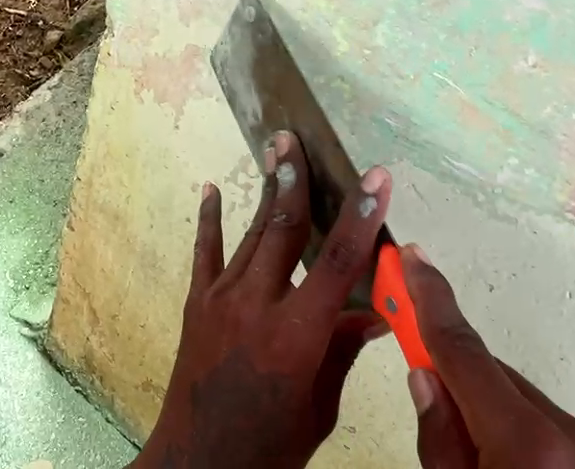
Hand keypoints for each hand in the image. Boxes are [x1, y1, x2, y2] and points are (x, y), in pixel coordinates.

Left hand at [131, 131, 391, 468]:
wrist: (199, 460)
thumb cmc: (271, 444)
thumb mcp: (320, 405)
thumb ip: (343, 350)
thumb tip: (374, 312)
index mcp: (297, 334)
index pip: (337, 263)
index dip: (360, 217)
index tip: (377, 178)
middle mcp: (257, 304)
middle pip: (283, 228)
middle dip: (296, 180)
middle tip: (299, 138)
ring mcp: (221, 297)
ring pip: (249, 232)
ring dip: (266, 189)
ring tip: (275, 149)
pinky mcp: (197, 301)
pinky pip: (205, 251)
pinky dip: (209, 218)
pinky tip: (211, 188)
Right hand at [403, 246, 574, 467]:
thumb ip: (438, 437)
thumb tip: (427, 376)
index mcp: (527, 443)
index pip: (462, 348)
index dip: (428, 297)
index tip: (410, 258)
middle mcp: (570, 436)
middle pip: (488, 373)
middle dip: (452, 372)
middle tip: (422, 385)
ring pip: (514, 399)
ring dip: (483, 406)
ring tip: (469, 454)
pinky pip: (540, 424)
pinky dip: (511, 427)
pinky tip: (499, 459)